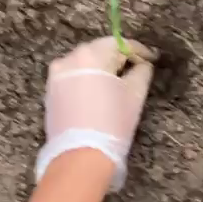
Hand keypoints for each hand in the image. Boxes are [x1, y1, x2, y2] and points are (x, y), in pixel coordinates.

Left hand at [35, 37, 157, 191]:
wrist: (80, 158)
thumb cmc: (111, 125)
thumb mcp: (135, 95)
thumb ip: (142, 72)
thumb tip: (142, 64)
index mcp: (91, 55)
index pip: (120, 44)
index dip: (139, 51)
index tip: (151, 58)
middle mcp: (69, 59)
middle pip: (100, 51)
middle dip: (118, 59)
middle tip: (136, 70)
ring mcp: (56, 76)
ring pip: (85, 65)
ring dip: (101, 70)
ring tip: (117, 84)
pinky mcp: (51, 93)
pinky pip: (73, 78)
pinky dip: (87, 81)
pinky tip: (98, 95)